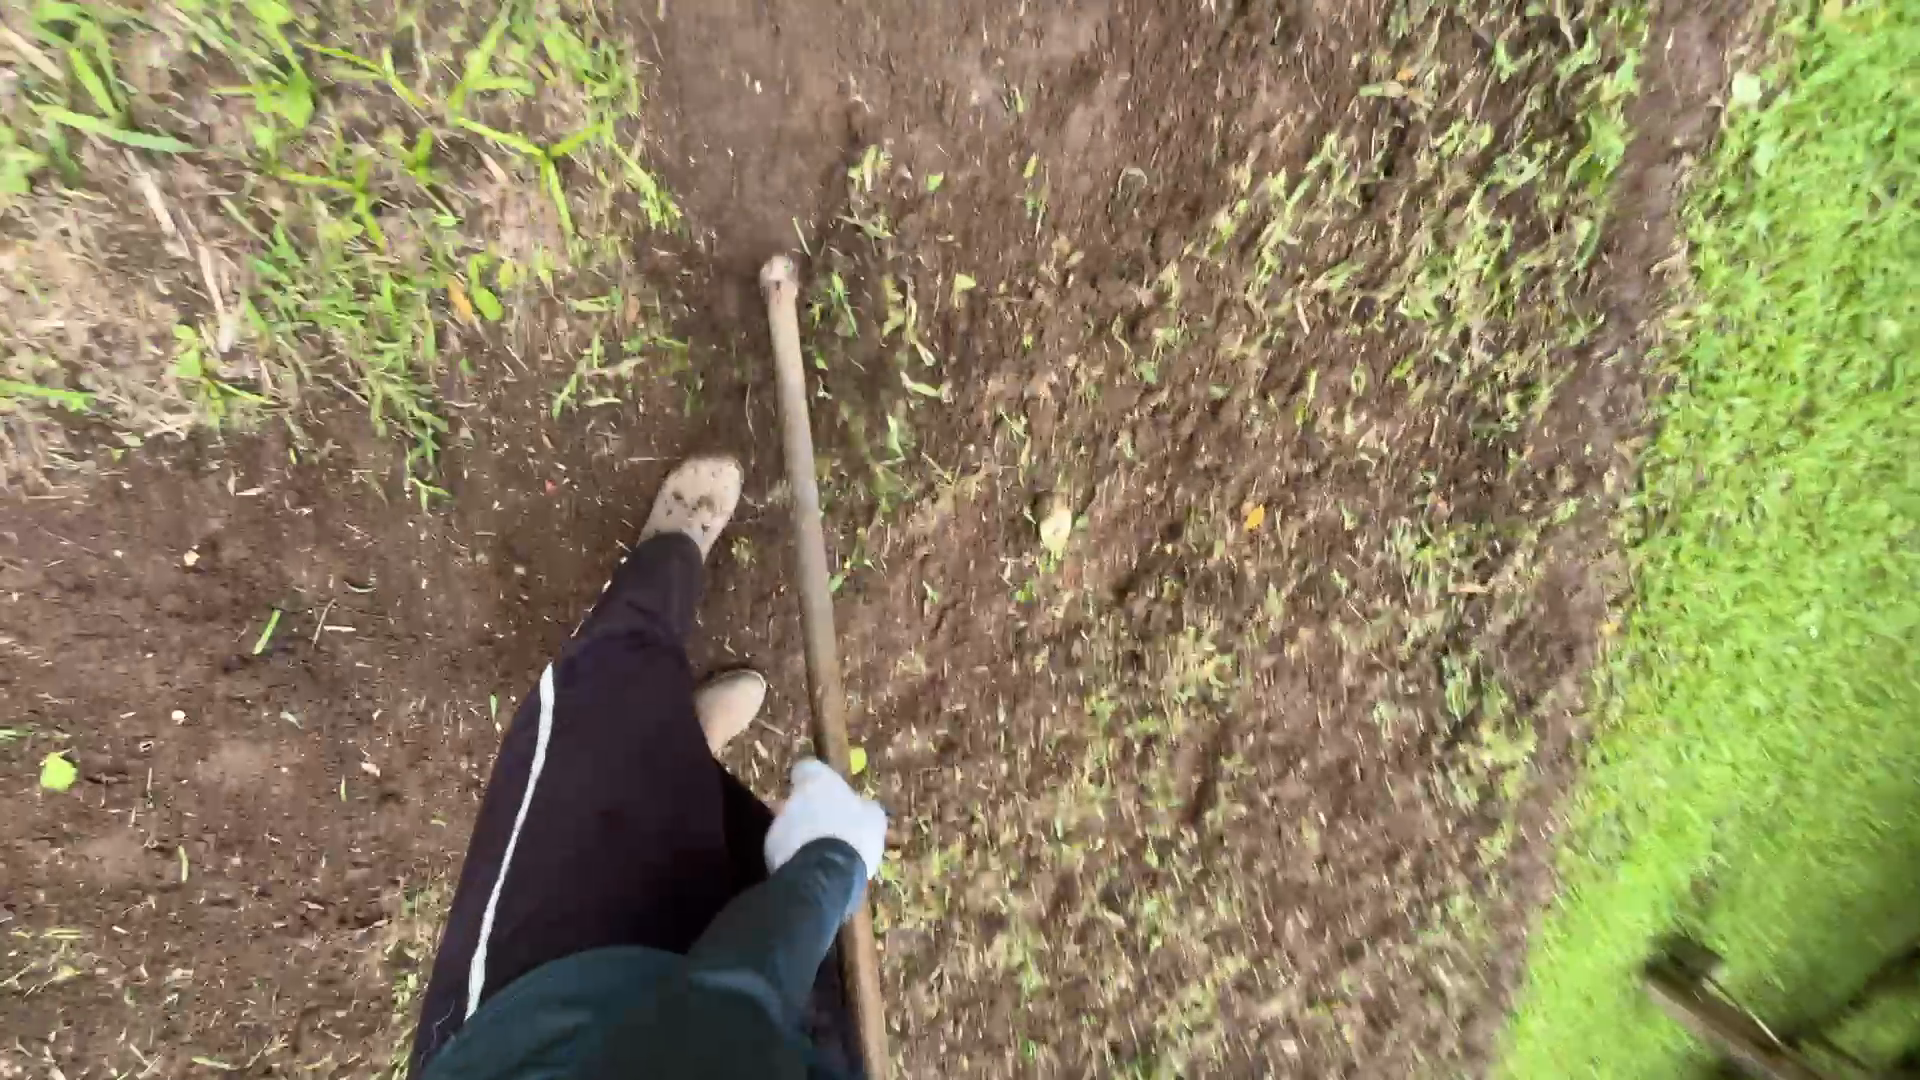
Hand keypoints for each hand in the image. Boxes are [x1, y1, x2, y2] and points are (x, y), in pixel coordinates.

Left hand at [764, 759, 887, 880]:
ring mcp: (778, 826)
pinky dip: (794, 857)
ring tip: (821, 855)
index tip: (826, 791)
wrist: (826, 876)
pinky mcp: (768, 853)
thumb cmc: (855, 836)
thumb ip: (863, 807)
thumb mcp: (873, 819)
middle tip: (828, 829)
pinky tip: (811, 870)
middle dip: (809, 812)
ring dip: (801, 836)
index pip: (807, 767)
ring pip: (788, 826)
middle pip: (797, 799)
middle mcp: (793, 798)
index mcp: (818, 781)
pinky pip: (782, 851)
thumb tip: (862, 806)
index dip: (816, 779)